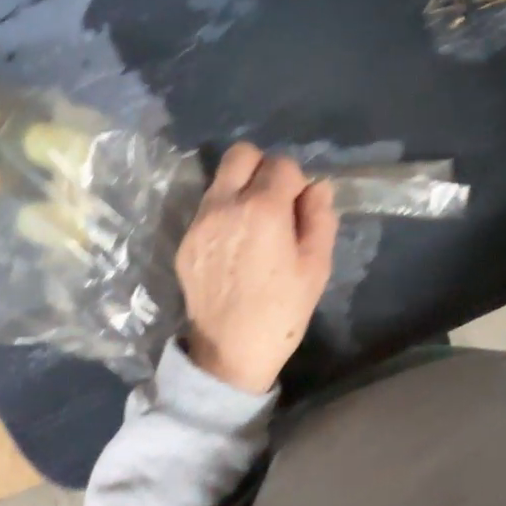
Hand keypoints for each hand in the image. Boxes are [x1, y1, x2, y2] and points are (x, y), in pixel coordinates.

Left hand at [176, 143, 337, 392]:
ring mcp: (199, 222)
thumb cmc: (282, 313)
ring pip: (220, 180)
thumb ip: (320, 218)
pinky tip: (234, 251)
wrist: (229, 351)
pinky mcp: (185, 242)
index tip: (299, 210)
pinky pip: (207, 211)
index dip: (296, 183)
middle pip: (242, 154)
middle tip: (274, 204)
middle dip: (262, 170)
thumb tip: (317, 188)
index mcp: (262, 208)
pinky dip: (223, 217)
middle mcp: (224, 205)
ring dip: (241, 191)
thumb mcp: (316, 268)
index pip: (281, 164)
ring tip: (254, 230)